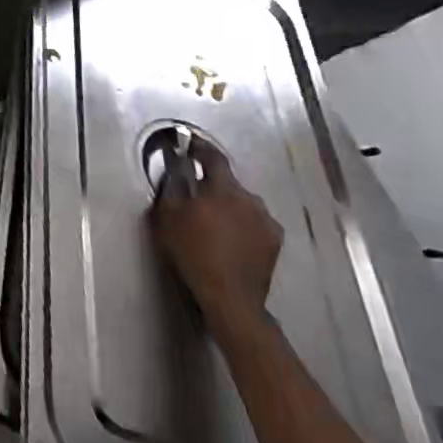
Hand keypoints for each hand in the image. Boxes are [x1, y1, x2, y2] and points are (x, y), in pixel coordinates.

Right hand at [153, 140, 282, 327]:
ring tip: (214, 222)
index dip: (201, 148)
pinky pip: (255, 223)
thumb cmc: (193, 252)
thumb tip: (175, 175)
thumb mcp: (167, 218)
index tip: (191, 146)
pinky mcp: (275, 242)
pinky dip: (243, 224)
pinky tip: (232, 239)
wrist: (230, 296)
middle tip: (196, 196)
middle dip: (213, 185)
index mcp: (223, 188)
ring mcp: (266, 221)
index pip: (213, 158)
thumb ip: (171, 190)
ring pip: (244, 203)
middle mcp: (249, 199)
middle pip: (229, 182)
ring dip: (230, 206)